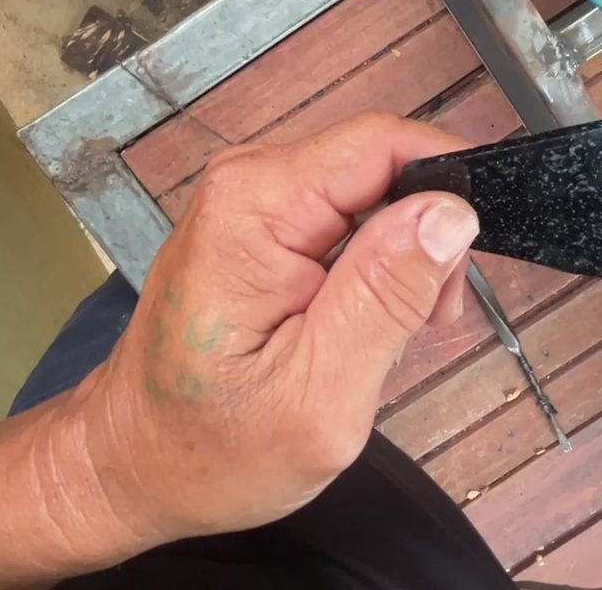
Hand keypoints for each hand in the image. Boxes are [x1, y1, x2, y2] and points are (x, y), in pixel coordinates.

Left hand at [71, 112, 479, 546]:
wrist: (131, 457)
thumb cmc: (209, 447)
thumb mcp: (319, 395)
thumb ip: (386, 296)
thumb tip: (450, 212)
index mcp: (256, 204)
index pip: (381, 143)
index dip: (444, 181)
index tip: (470, 256)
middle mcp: (249, 177)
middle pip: (379, 164)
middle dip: (423, 234)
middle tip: (422, 322)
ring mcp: (251, 192)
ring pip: (369, 189)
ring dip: (398, 255)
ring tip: (383, 333)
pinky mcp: (258, 214)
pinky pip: (343, 212)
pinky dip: (370, 261)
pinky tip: (357, 317)